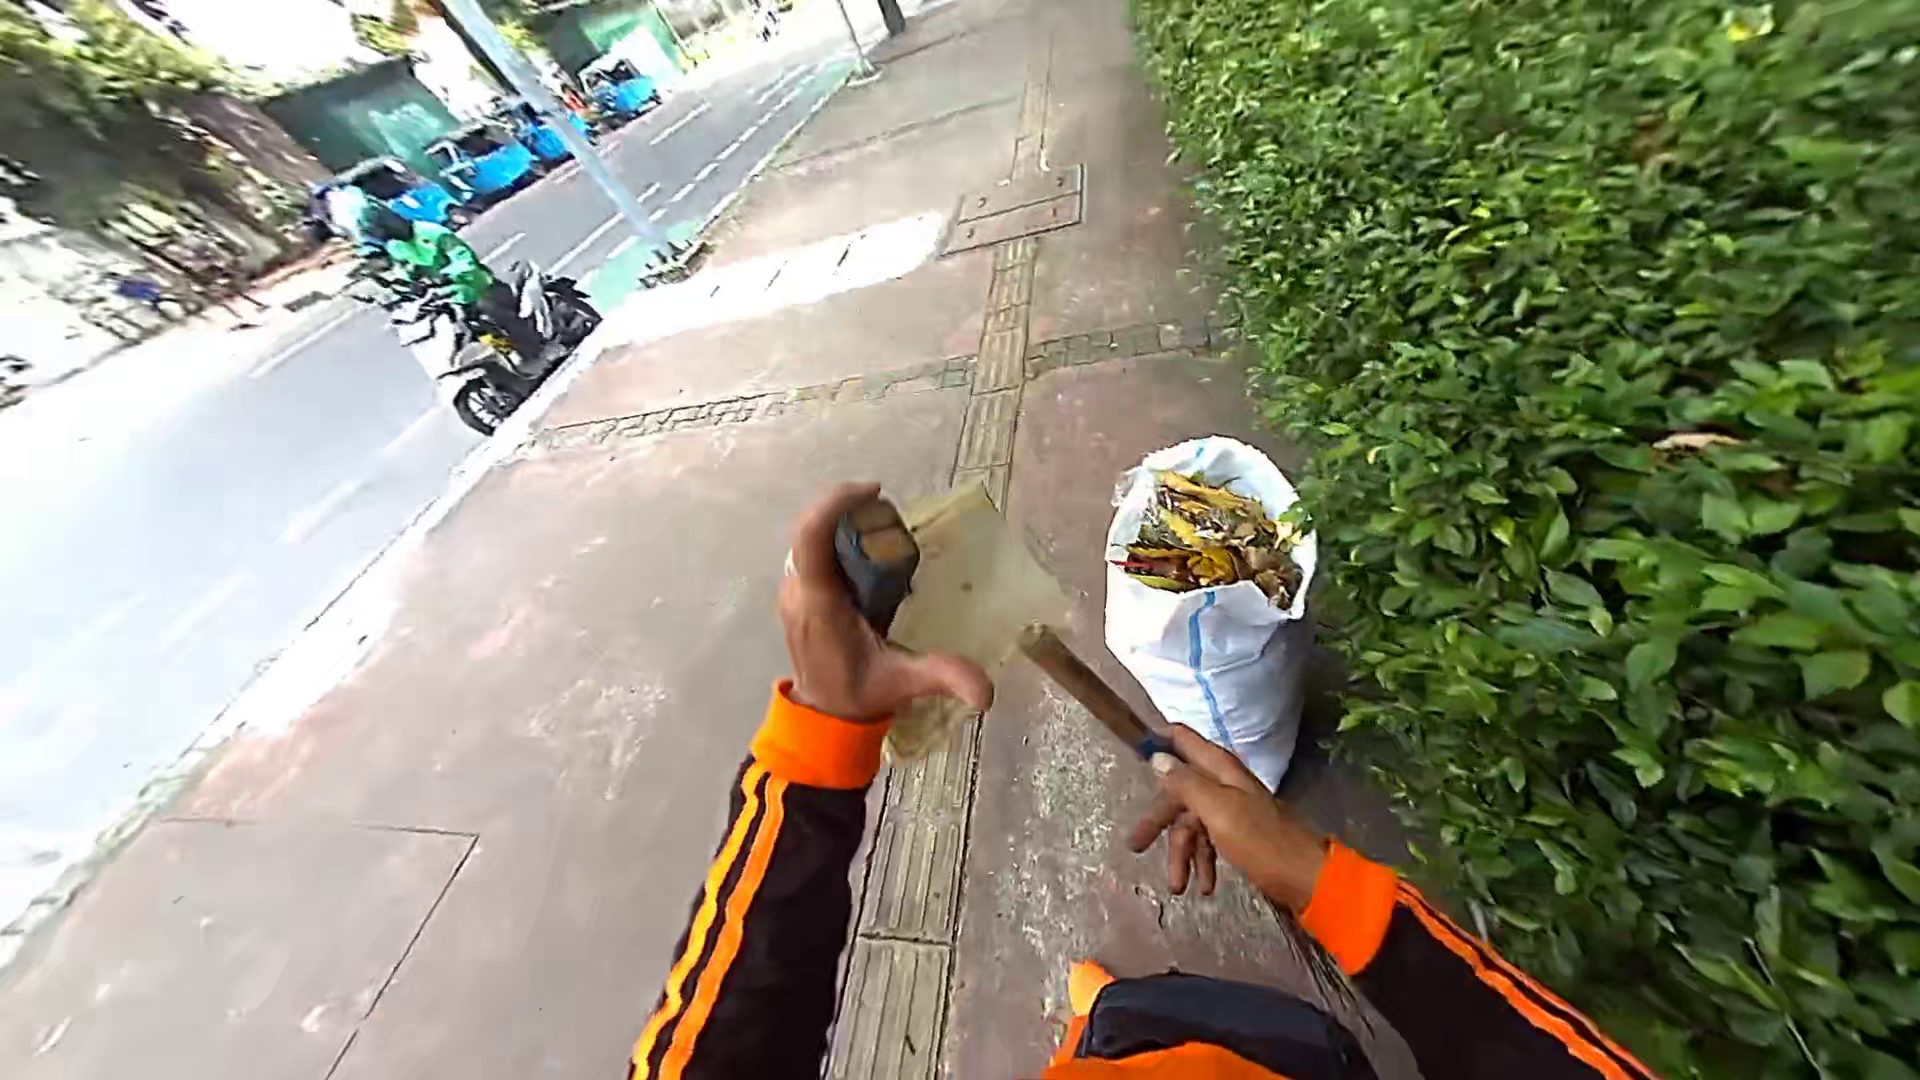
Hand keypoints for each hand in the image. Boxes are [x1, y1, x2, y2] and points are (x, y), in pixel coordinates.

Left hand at [780, 482, 994, 722]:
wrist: (821, 714)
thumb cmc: (858, 694)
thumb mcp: (903, 683)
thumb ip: (943, 677)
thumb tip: (986, 692)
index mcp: (820, 602)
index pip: (811, 537)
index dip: (837, 503)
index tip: (874, 492)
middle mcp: (799, 588)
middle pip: (813, 525)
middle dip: (849, 507)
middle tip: (889, 513)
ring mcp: (794, 588)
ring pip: (813, 534)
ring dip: (845, 520)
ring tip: (883, 528)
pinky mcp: (799, 590)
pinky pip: (816, 548)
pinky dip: (840, 536)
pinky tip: (870, 550)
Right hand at [1128, 725, 1327, 910]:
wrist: (1313, 883)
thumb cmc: (1263, 842)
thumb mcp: (1218, 810)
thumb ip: (1185, 782)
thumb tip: (1156, 758)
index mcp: (1218, 768)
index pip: (1180, 737)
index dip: (1157, 741)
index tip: (1134, 752)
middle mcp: (1221, 783)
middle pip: (1177, 789)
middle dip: (1158, 819)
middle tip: (1137, 845)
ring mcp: (1230, 809)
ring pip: (1190, 821)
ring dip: (1182, 852)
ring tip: (1178, 886)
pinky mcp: (1238, 835)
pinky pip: (1208, 841)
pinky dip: (1202, 861)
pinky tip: (1205, 886)